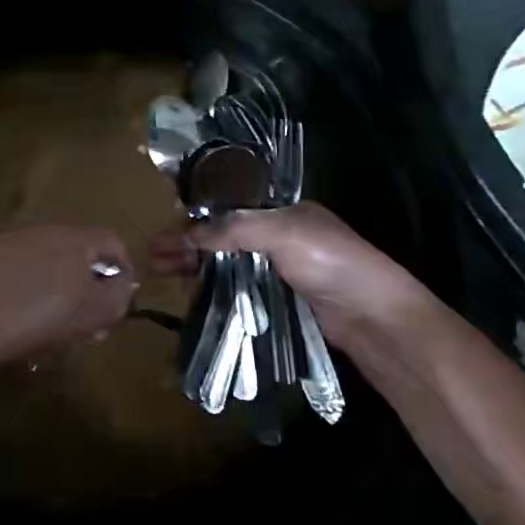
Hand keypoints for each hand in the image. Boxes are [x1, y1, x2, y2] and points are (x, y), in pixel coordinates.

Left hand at [0, 225, 137, 390]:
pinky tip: (15, 328)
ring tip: (52, 334)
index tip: (119, 303)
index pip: (111, 241)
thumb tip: (122, 288)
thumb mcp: (93, 313)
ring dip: (57, 296)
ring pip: (45, 267)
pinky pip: (14, 277)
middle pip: (77, 255)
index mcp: (73, 237)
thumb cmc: (35, 316)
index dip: (123, 270)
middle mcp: (40, 231)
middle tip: (88, 327)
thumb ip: (119, 298)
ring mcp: (4, 244)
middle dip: (88, 290)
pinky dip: (24, 298)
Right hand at [150, 202, 438, 355]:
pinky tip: (189, 294)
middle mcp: (277, 237)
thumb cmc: (330, 262)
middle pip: (222, 238)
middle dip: (187, 246)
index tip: (163, 233)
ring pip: (227, 265)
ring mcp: (278, 270)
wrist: (373, 315)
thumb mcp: (282, 233)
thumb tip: (189, 232)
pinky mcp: (279, 300)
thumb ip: (235, 229)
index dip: (194, 219)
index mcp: (281, 212)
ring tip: (159, 274)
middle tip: (151, 258)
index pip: (228, 209)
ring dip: (194, 268)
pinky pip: (238, 290)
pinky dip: (213, 290)